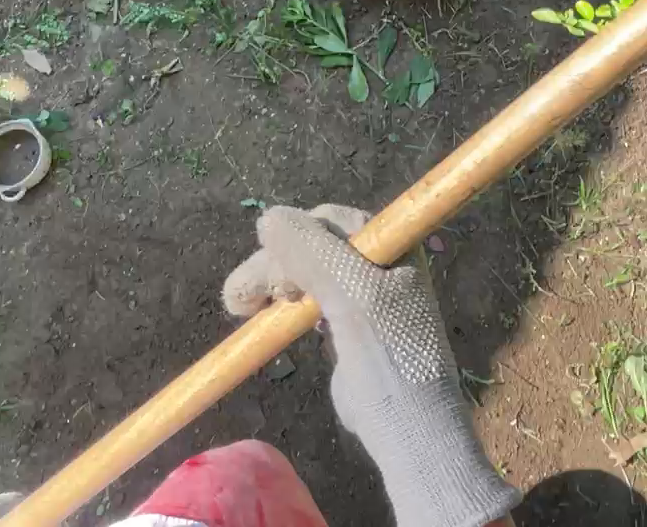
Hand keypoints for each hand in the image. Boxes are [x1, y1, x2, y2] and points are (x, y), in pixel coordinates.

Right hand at [223, 205, 519, 526]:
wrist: (407, 428)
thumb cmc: (390, 356)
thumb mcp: (353, 296)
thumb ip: (314, 253)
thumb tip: (268, 218)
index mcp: (393, 242)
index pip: (330, 222)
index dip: (296, 242)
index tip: (276, 280)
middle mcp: (377, 257)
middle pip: (311, 244)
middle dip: (274, 266)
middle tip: (239, 299)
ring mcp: (360, 287)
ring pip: (302, 268)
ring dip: (268, 282)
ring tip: (238, 305)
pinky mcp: (344, 317)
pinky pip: (305, 294)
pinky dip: (280, 302)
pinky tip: (261, 313)